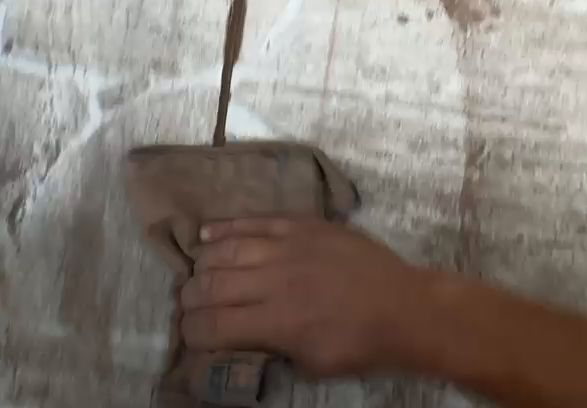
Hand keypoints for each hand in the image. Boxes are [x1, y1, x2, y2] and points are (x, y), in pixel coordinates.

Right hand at [179, 218, 426, 378]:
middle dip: (191, 296)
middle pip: (215, 284)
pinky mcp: (299, 224)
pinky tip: (208, 233)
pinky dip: (227, 226)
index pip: (218, 325)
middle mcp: (274, 281)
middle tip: (184, 302)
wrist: (402, 306)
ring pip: (228, 249)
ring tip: (193, 271)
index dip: (194, 330)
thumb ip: (274, 350)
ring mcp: (286, 247)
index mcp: (277, 323)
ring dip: (204, 262)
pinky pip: (254, 221)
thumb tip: (244, 341)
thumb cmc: (360, 344)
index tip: (186, 333)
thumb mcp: (314, 365)